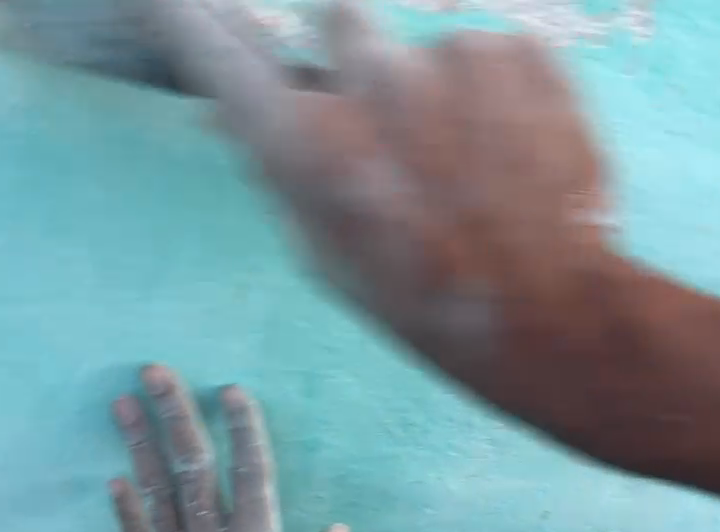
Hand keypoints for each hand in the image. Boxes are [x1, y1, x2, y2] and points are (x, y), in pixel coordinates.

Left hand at [109, 366, 352, 531]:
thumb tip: (337, 531)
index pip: (252, 472)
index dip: (243, 427)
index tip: (231, 390)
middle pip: (190, 468)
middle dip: (173, 414)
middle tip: (154, 370)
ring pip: (154, 497)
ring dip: (138, 447)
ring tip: (121, 405)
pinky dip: (124, 510)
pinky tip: (113, 481)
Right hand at [150, 0, 621, 410]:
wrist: (542, 311)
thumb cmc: (422, 301)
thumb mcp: (328, 259)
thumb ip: (281, 177)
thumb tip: (240, 119)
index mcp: (306, 141)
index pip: (217, 47)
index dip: (192, 19)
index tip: (177, 1)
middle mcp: (366, 76)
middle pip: (338, 23)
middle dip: (358, 64)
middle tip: (400, 134)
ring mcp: (447, 55)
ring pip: (424, 54)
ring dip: (437, 97)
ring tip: (472, 171)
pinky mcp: (516, 51)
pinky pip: (489, 61)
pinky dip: (495, 103)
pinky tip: (510, 163)